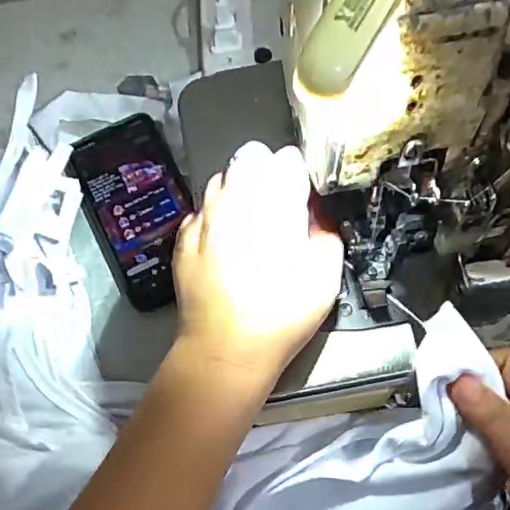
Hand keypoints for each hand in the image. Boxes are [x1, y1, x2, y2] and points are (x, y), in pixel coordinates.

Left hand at [173, 143, 343, 381]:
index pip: (289, 161)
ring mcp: (204, 217)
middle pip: (251, 159)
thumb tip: (316, 217)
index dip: (298, 179)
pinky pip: (201, 211)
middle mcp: (235, 199)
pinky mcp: (183, 239)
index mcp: (275, 202)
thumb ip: (326, 234)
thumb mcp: (325, 278)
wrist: (225, 350)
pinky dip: (214, 219)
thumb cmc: (278, 318)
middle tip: (276, 208)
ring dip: (237, 192)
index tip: (301, 199)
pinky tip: (225, 245)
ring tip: (249, 226)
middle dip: (265, 175)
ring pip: (221, 180)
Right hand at [449, 351, 509, 509]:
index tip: (438, 392)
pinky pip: (500, 435)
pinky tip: (466, 455)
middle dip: (467, 397)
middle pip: (498, 384)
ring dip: (471, 421)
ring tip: (447, 437)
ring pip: (496, 411)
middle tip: (437, 418)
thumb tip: (457, 379)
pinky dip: (480, 441)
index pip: (506, 361)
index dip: (472, 370)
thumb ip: (494, 418)